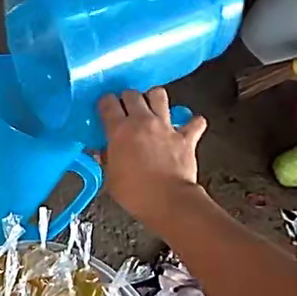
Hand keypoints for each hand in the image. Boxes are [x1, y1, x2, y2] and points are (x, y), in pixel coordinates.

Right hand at [99, 88, 207, 231]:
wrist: (168, 201)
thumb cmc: (137, 193)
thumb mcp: (111, 178)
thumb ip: (106, 160)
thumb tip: (101, 153)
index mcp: (120, 131)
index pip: (108, 103)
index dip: (105, 103)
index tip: (105, 108)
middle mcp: (142, 122)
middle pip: (132, 94)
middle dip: (127, 98)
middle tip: (126, 108)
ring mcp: (165, 127)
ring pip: (159, 95)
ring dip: (155, 99)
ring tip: (153, 108)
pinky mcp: (185, 137)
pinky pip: (195, 121)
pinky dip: (193, 122)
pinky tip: (189, 126)